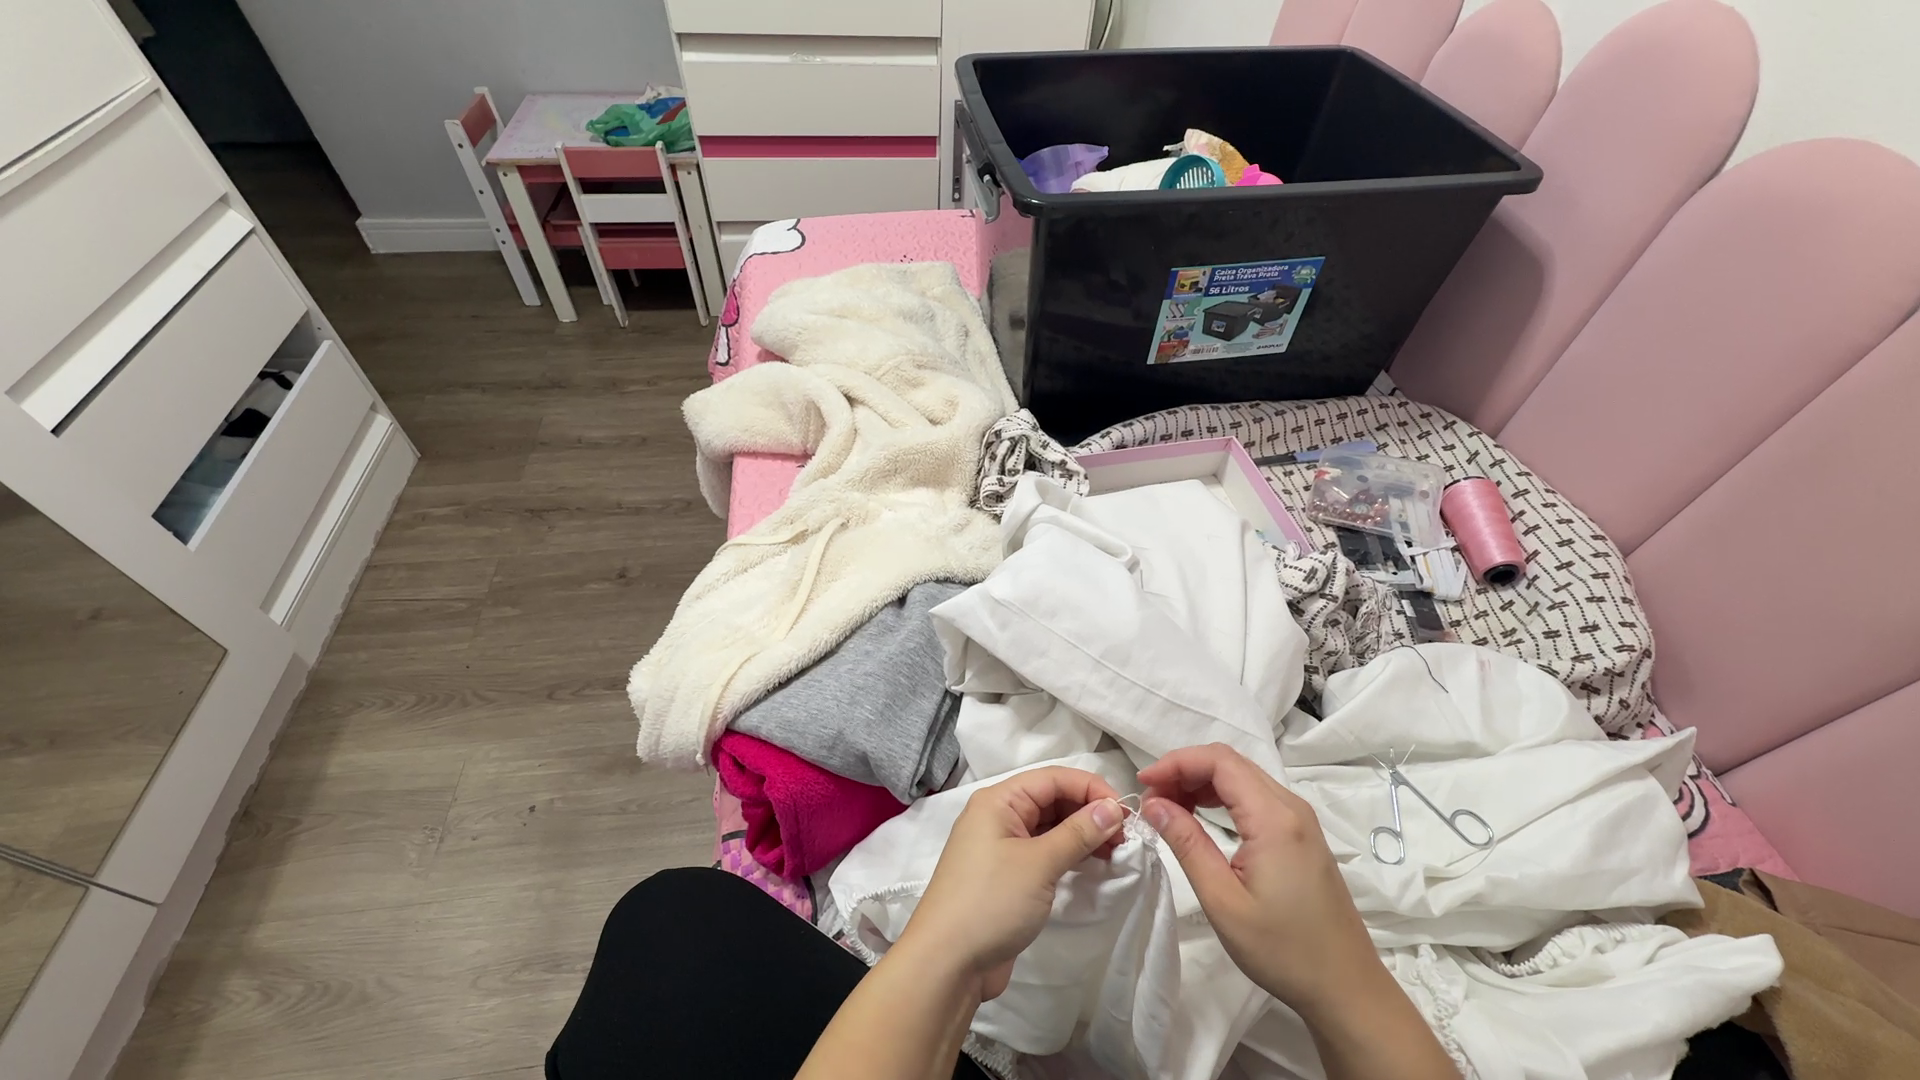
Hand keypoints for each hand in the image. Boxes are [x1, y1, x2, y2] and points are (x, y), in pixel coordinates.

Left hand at [897, 767, 1125, 1001]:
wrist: (947, 963)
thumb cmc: (991, 902)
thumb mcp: (1039, 863)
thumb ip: (1078, 833)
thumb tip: (1113, 808)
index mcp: (999, 800)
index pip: (1053, 778)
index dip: (1091, 789)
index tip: (1125, 813)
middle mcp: (999, 816)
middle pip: (1052, 799)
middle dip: (1089, 812)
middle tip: (1124, 838)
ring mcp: (1002, 846)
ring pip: (1051, 826)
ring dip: (1082, 835)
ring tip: (1114, 853)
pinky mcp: (1008, 875)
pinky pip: (1044, 851)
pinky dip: (1069, 854)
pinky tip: (1092, 866)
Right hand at [1138, 743, 1379, 1018]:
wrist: (1346, 988)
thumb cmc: (1282, 949)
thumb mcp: (1222, 900)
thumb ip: (1187, 843)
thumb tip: (1153, 804)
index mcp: (1274, 818)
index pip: (1219, 761)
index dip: (1176, 763)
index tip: (1143, 784)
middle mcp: (1290, 807)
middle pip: (1230, 762)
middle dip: (1184, 771)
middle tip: (1152, 800)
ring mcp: (1300, 820)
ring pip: (1242, 777)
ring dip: (1201, 782)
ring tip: (1169, 809)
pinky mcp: (1301, 835)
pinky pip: (1255, 796)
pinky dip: (1221, 797)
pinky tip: (1200, 818)